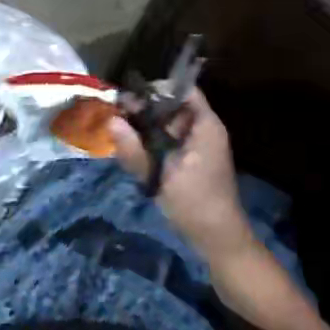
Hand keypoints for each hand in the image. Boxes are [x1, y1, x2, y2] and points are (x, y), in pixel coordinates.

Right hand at [107, 87, 255, 260]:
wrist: (219, 242)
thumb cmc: (196, 204)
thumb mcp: (161, 176)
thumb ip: (135, 149)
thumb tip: (110, 121)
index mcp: (205, 126)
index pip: (183, 90)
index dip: (157, 88)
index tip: (130, 95)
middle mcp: (202, 130)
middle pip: (171, 106)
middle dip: (144, 107)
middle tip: (116, 112)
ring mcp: (196, 146)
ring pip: (166, 124)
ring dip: (143, 125)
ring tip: (117, 128)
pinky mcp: (188, 161)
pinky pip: (166, 140)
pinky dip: (149, 141)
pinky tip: (129, 147)